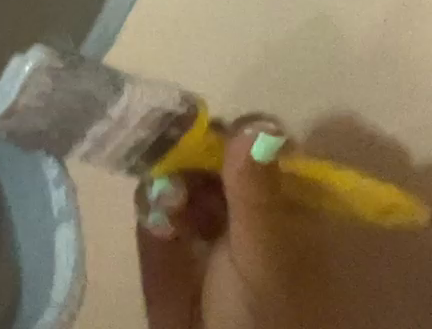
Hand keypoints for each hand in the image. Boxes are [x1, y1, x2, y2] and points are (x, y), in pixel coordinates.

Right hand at [136, 121, 331, 328]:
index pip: (253, 141)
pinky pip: (150, 198)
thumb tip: (259, 123)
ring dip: (166, 183)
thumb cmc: (263, 320)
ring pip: (172, 168)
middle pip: (204, 147)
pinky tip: (161, 229)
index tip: (201, 134)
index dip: (228, 132)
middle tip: (181, 183)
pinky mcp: (164, 231)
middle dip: (184, 155)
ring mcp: (201, 214)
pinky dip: (151, 206)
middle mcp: (241, 199)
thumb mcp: (264, 256)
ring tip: (172, 218)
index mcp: (281, 200)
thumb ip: (256, 192)